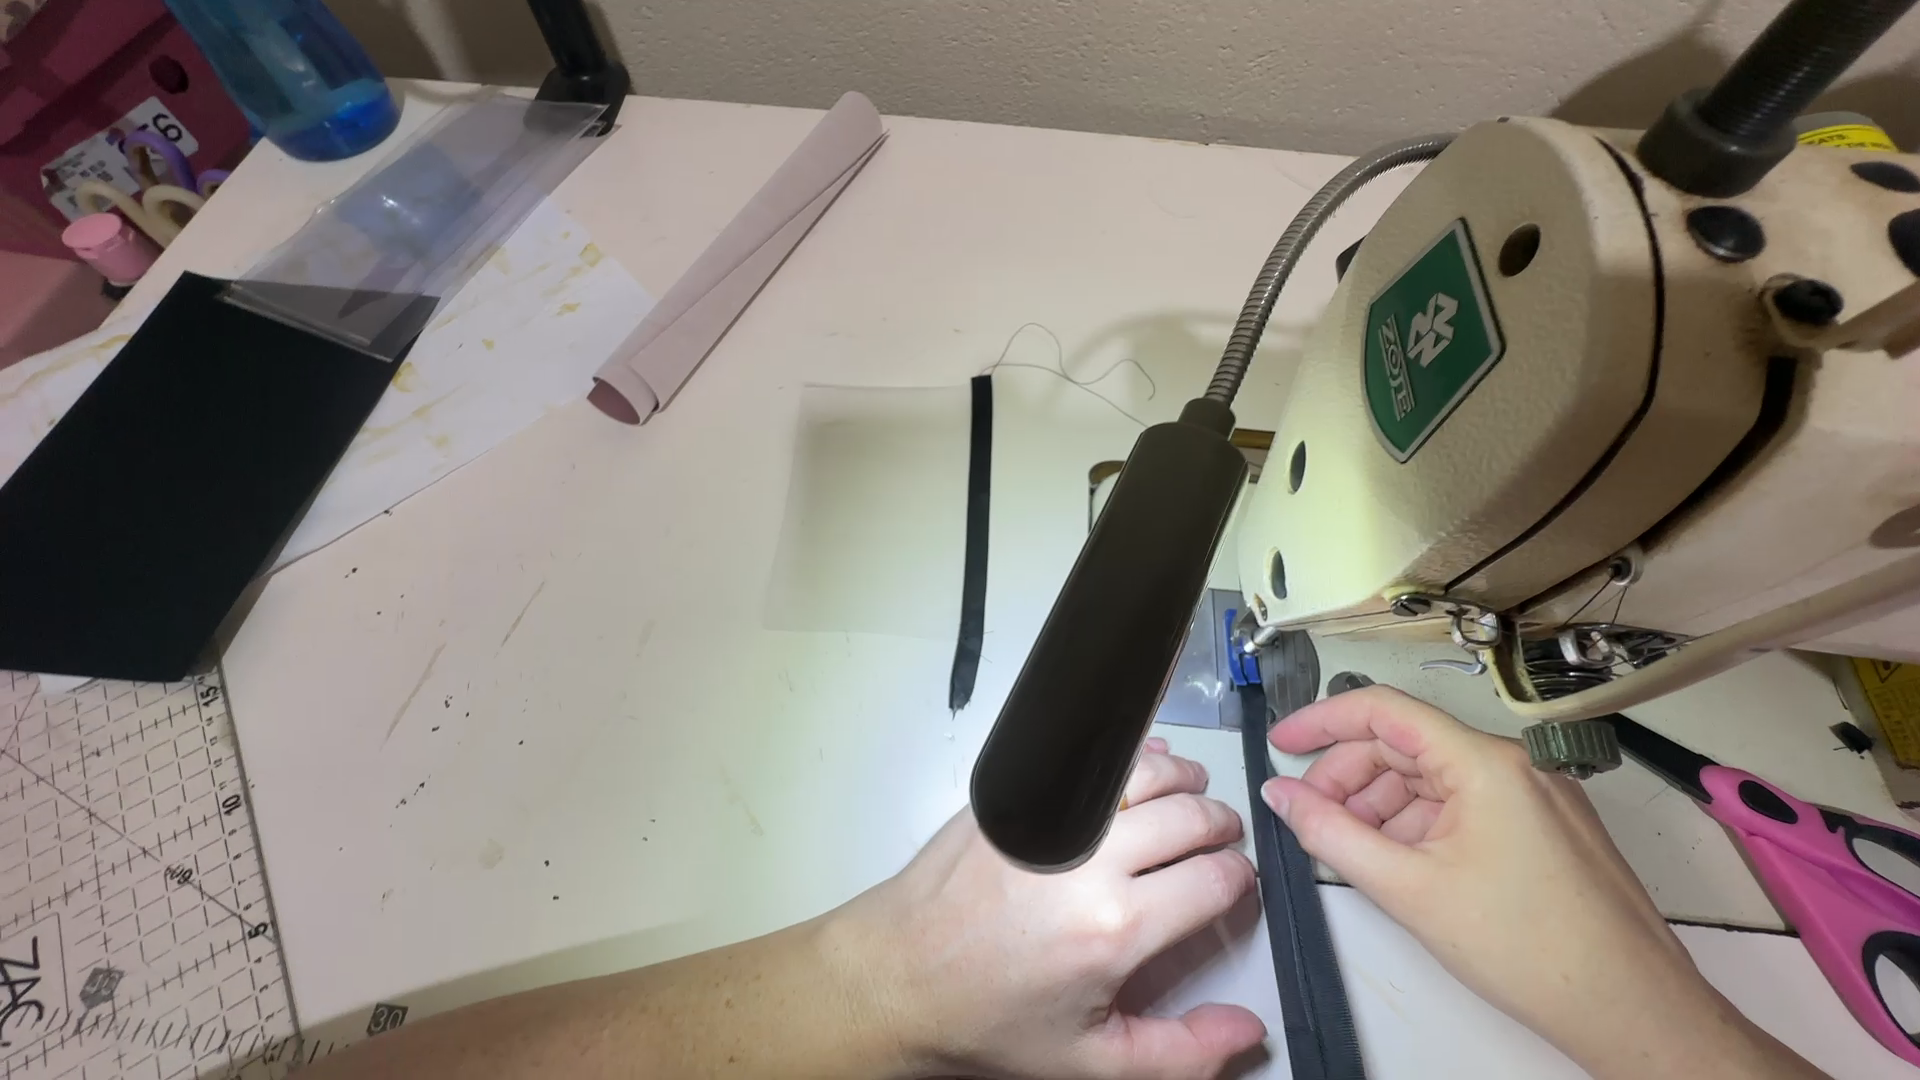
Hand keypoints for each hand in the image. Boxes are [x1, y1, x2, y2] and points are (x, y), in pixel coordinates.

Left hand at [833, 738, 1264, 1079]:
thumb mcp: (1090, 1061)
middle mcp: (1088, 863)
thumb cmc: (989, 1015)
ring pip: (1143, 773)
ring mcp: (1050, 820)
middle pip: (1188, 818)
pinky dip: (1126, 758)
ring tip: (1194, 791)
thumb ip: (1181, 1051)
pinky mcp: (1017, 798)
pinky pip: (1086, 765)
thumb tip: (1250, 1032)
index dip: (1241, 876)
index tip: (1239, 880)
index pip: (1214, 880)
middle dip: (1220, 824)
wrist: (902, 971)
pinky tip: (1139, 767)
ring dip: (1182, 778)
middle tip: (1223, 835)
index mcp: (1116, 929)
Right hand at [1259, 686, 1821, 1079]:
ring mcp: (1533, 794)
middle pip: (1403, 746)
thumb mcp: (1407, 889)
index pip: (1383, 709)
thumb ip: (1328, 833)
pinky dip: (1416, 822)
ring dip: (1379, 804)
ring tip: (1352, 847)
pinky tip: (1397, 859)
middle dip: (1348, 777)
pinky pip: (1459, 803)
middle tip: (1310, 818)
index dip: (1321, 720)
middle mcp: (1512, 763)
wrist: (1643, 1021)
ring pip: (1429, 777)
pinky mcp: (1544, 825)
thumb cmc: (1524, 949)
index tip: (1279, 745)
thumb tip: (1276, 793)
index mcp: (1484, 762)